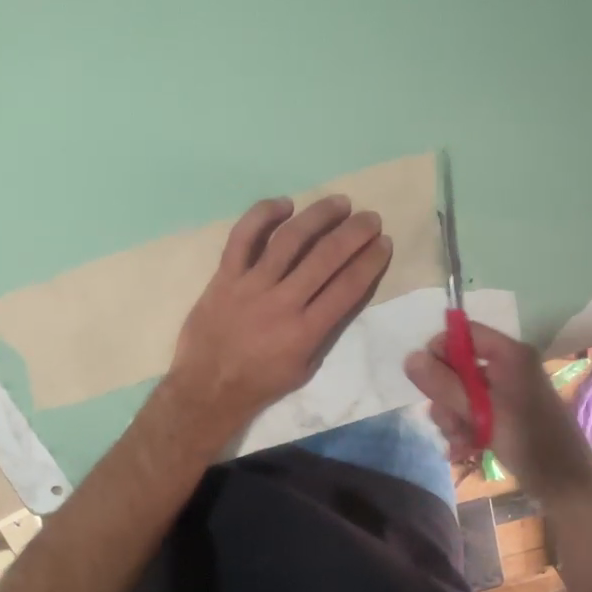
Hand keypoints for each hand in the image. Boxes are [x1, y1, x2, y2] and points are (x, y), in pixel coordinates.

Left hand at [166, 195, 392, 425]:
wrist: (208, 389)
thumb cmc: (260, 384)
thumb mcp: (304, 368)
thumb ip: (323, 332)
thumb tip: (342, 295)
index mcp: (305, 331)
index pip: (348, 286)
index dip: (370, 261)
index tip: (383, 243)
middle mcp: (282, 303)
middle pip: (326, 256)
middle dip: (354, 233)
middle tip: (370, 218)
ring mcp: (251, 286)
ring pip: (289, 239)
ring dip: (318, 215)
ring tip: (339, 203)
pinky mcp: (225, 277)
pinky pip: (243, 237)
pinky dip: (262, 215)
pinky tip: (284, 205)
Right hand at [404, 322, 591, 500]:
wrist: (564, 481)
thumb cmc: (527, 441)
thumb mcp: (481, 413)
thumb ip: (445, 385)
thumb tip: (410, 358)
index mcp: (510, 355)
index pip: (465, 333)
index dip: (440, 352)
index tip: (425, 381)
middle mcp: (508, 367)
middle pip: (459, 368)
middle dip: (446, 398)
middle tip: (449, 423)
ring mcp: (507, 392)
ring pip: (462, 395)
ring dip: (453, 420)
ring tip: (460, 444)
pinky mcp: (505, 415)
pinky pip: (473, 413)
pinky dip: (465, 430)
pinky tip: (464, 451)